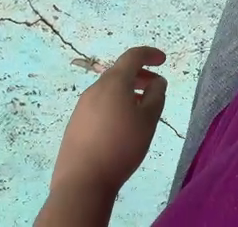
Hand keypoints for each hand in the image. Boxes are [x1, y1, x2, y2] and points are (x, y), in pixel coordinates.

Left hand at [48, 46, 168, 202]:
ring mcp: (81, 107)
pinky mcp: (74, 125)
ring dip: (126, 92)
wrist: (82, 183)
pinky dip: (113, 105)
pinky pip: (98, 105)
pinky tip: (120, 127)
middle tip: (154, 88)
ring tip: (139, 111)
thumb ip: (156, 96)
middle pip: (119, 72)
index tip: (162, 60)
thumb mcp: (148, 120)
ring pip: (108, 90)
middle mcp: (95, 89)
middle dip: (139, 75)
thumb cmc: (121, 147)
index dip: (149, 54)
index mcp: (114, 82)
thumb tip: (157, 82)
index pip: (133, 56)